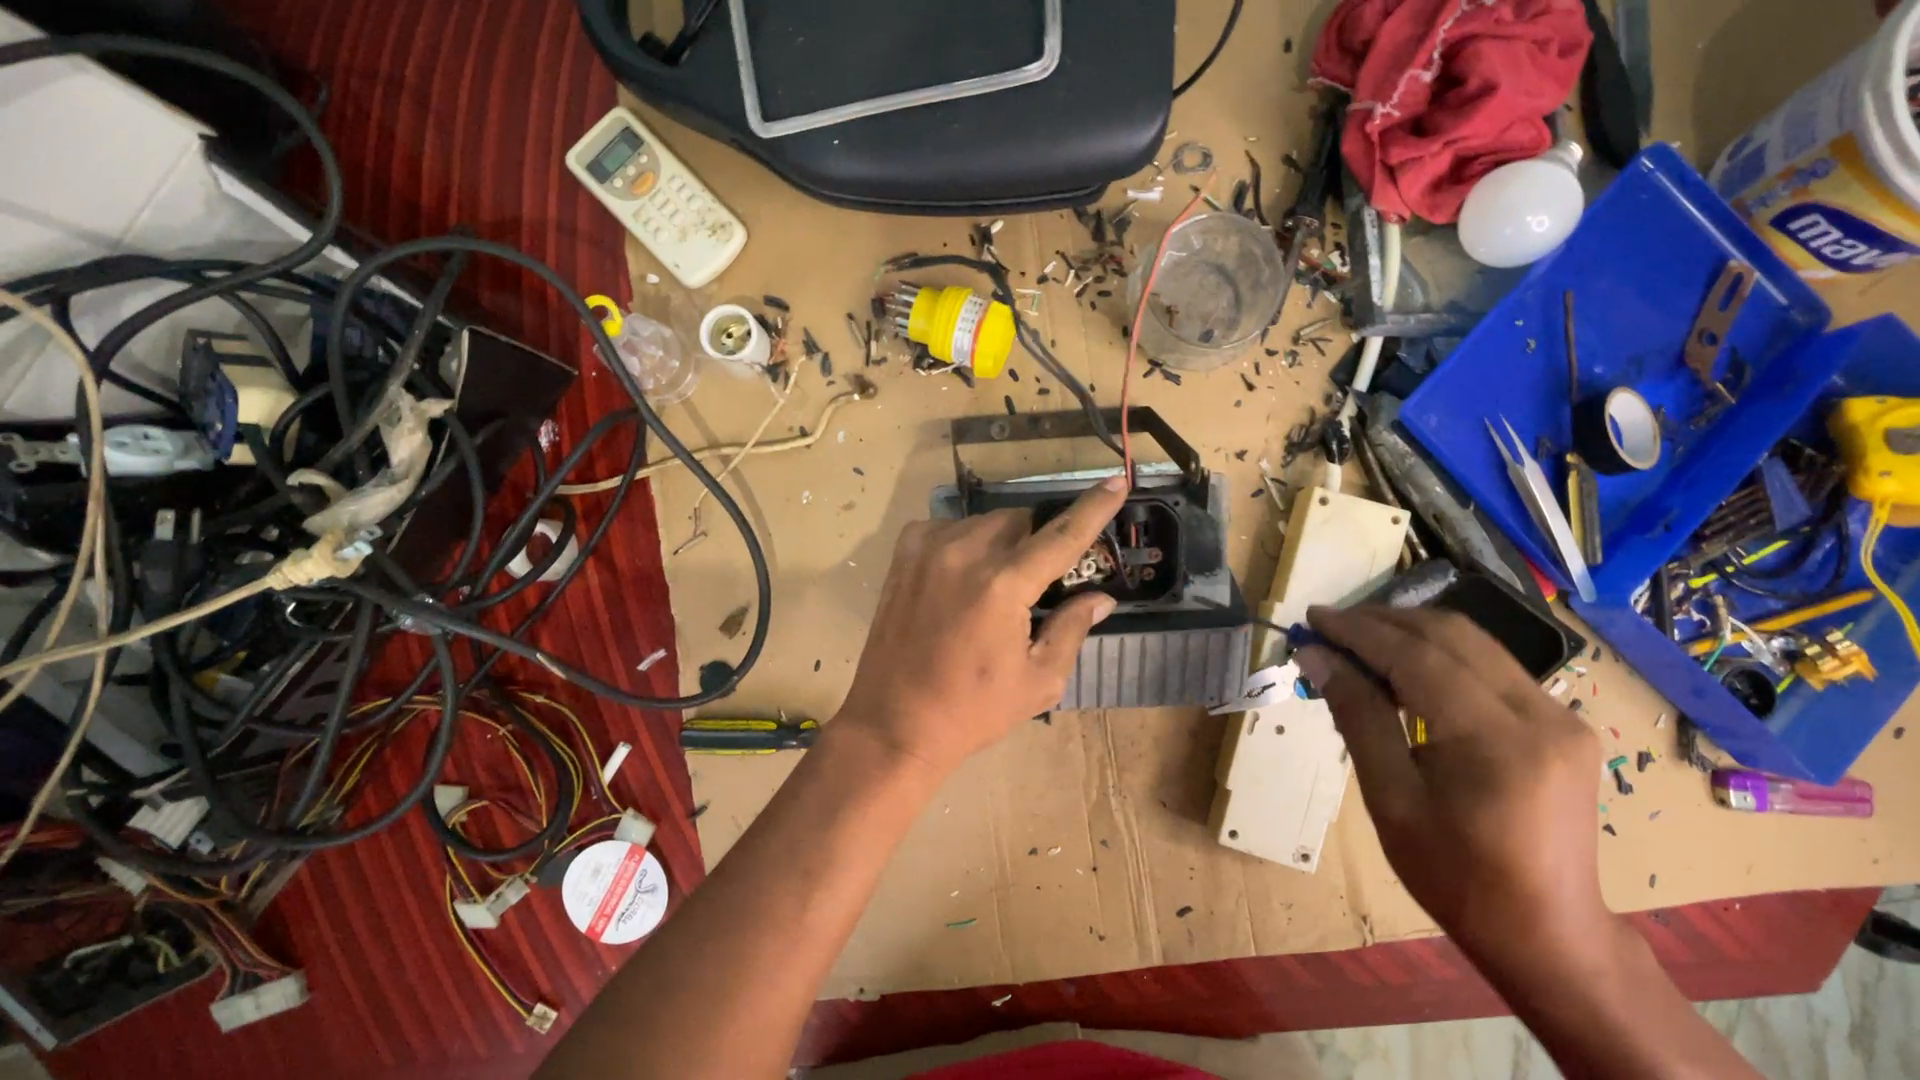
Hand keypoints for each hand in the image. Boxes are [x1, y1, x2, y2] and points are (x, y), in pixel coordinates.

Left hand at [833, 477, 1128, 776]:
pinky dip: (964, 544)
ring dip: (1001, 543)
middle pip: (1020, 521)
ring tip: (997, 586)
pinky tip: (962, 577)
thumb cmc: (973, 711)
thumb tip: (1100, 597)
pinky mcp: (903, 557)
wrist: (894, 723)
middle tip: (1039, 580)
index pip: (1061, 536)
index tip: (1115, 482)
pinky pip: (947, 529)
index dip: (1093, 508)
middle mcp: (964, 555)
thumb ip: (1072, 629)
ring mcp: (927, 550)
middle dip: (1037, 542)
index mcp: (1003, 586)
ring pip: (983, 523)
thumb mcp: (1038, 681)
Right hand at [1296, 605, 1606, 959]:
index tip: (1312, 619)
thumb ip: (1359, 719)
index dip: (1360, 631)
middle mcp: (1542, 714)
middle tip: (1330, 626)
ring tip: (1359, 642)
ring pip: (1477, 645)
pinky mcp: (1565, 724)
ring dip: (1413, 634)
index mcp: (1497, 741)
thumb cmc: (1455, 876)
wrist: (1546, 931)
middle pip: (1454, 636)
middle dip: (1385, 622)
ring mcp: (1562, 716)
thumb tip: (1318, 658)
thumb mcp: (1391, 801)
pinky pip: (1494, 669)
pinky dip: (1443, 658)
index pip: (1419, 657)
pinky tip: (1407, 672)